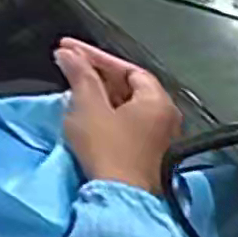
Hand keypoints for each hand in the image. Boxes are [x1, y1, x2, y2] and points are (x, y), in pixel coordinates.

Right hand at [54, 37, 180, 195]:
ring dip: (103, 88)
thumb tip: (70, 54)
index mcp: (160, 105)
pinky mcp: (154, 148)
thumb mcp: (89, 104)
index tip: (68, 47)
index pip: (133, 70)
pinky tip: (89, 103)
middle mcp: (169, 119)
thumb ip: (81, 76)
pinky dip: (111, 107)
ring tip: (73, 79)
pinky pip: (134, 119)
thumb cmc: (108, 147)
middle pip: (135, 86)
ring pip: (133, 103)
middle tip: (68, 60)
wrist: (124, 190)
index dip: (99, 56)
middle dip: (101, 71)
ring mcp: (164, 135)